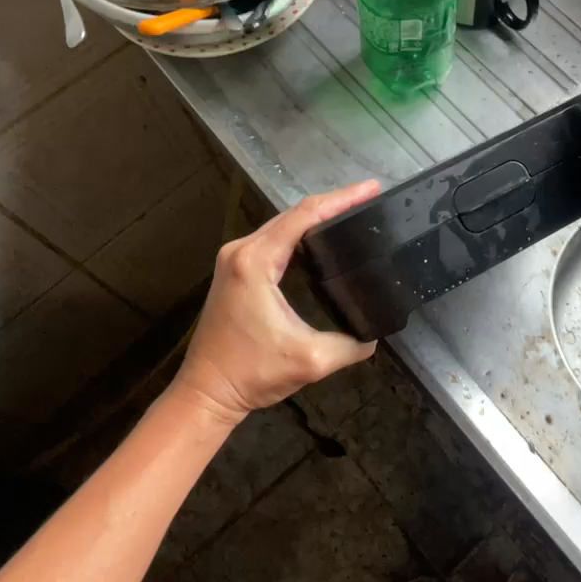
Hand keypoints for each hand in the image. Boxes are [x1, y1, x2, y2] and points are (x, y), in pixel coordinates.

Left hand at [172, 179, 381, 423]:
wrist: (206, 393)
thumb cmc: (251, 374)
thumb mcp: (311, 361)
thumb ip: (350, 345)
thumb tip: (374, 336)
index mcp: (256, 261)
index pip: (304, 216)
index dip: (341, 199)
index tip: (372, 189)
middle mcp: (242, 251)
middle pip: (293, 214)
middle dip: (333, 203)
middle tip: (369, 197)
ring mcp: (234, 258)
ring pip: (282, 224)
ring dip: (316, 216)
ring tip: (352, 211)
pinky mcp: (235, 270)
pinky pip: (273, 239)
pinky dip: (299, 233)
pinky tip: (321, 237)